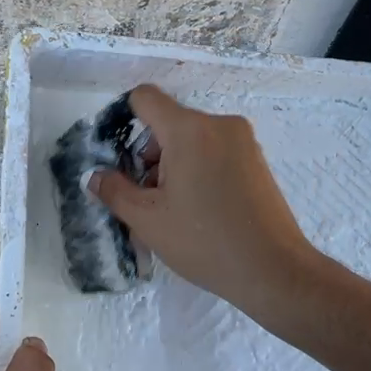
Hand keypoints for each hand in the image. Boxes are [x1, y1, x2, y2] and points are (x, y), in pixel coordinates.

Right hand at [88, 84, 320, 313]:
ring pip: (191, 140)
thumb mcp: (147, 220)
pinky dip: (197, 171)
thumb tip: (95, 176)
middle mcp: (219, 124)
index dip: (123, 120)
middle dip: (148, 156)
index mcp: (189, 130)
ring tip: (171, 212)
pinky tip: (198, 212)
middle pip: (167, 123)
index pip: (144, 98)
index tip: (118, 159)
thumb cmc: (206, 242)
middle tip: (145, 199)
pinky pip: (213, 152)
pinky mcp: (257, 160)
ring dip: (172, 167)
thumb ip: (114, 191)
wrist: (275, 272)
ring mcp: (243, 141)